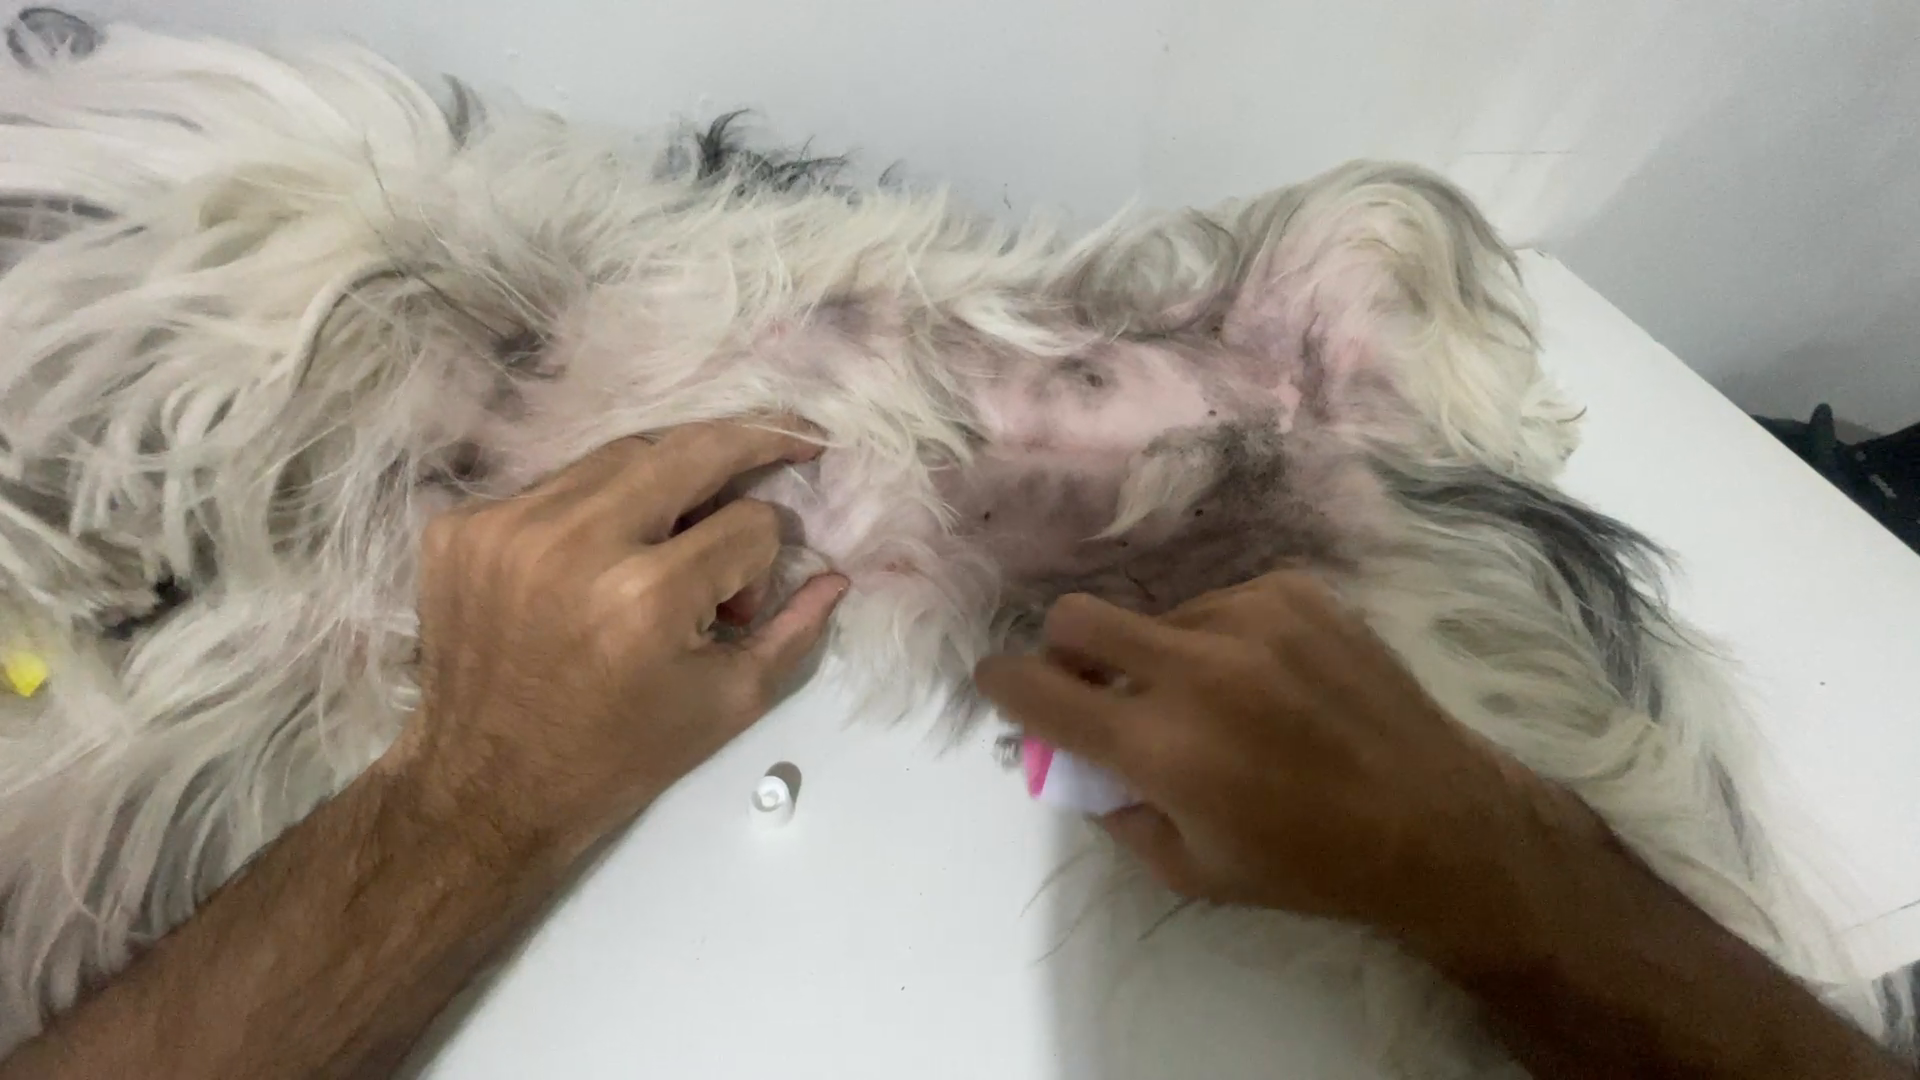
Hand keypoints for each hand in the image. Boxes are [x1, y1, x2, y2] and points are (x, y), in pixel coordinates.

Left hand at [386, 420, 846, 861]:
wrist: (487, 787)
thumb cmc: (625, 752)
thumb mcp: (732, 702)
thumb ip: (796, 629)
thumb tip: (836, 575)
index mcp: (648, 596)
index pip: (749, 525)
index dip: (767, 555)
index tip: (744, 602)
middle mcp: (576, 543)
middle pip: (691, 450)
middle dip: (754, 439)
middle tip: (794, 438)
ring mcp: (508, 525)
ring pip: (628, 454)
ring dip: (678, 472)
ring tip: (698, 508)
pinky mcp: (463, 525)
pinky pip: (565, 482)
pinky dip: (608, 499)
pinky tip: (619, 537)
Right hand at [975, 572, 1604, 943]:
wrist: (1440, 823)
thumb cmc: (1305, 863)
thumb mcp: (1186, 867)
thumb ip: (1111, 807)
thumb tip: (1072, 756)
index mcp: (1162, 747)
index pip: (1039, 692)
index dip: (1002, 682)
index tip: (996, 678)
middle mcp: (1196, 669)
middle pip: (1077, 616)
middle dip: (1065, 649)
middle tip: (1096, 682)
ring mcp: (1249, 617)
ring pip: (1154, 616)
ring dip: (1159, 655)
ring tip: (1218, 698)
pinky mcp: (1293, 591)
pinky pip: (1218, 605)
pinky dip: (1219, 640)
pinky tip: (1267, 677)